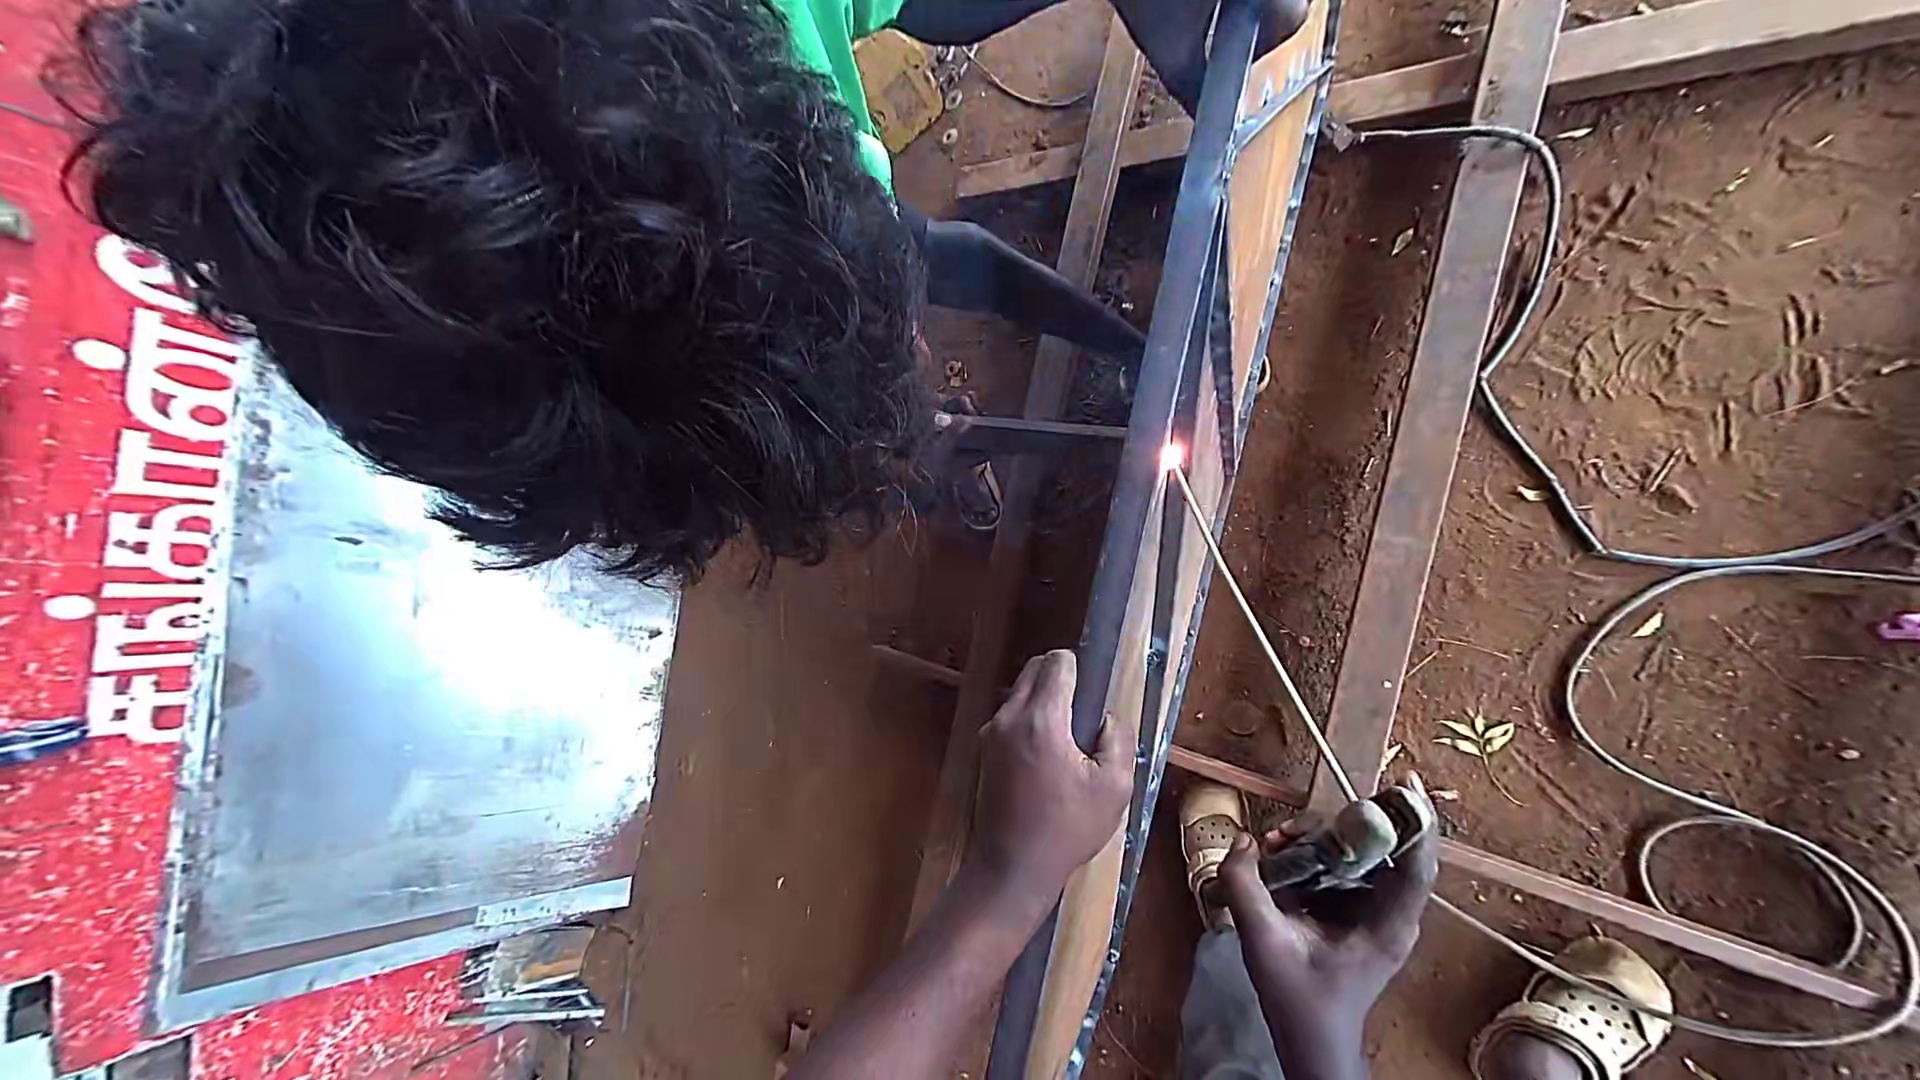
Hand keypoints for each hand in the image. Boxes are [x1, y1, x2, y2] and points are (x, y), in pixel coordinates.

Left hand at [971, 650, 1135, 896]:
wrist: (1011, 866)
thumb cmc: (1067, 830)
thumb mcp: (1114, 789)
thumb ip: (1118, 740)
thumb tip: (1107, 716)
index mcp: (1041, 720)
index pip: (1057, 663)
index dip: (1079, 667)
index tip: (1094, 689)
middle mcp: (1010, 716)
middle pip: (1035, 668)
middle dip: (1060, 677)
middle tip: (1084, 712)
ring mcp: (991, 731)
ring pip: (1021, 689)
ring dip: (1044, 697)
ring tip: (1067, 737)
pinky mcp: (984, 746)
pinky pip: (1011, 713)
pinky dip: (1029, 717)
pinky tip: (1047, 753)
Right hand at [1216, 806, 1437, 1079]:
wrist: (1308, 1043)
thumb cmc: (1298, 1001)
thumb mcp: (1265, 942)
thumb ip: (1247, 886)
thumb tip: (1244, 840)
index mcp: (1386, 927)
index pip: (1414, 869)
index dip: (1416, 825)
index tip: (1407, 784)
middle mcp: (1386, 914)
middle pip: (1377, 850)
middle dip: (1333, 828)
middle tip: (1288, 829)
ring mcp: (1369, 912)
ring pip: (1351, 855)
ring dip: (1314, 839)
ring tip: (1273, 842)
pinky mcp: (1349, 911)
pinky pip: (1335, 867)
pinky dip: (1307, 853)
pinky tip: (1275, 854)